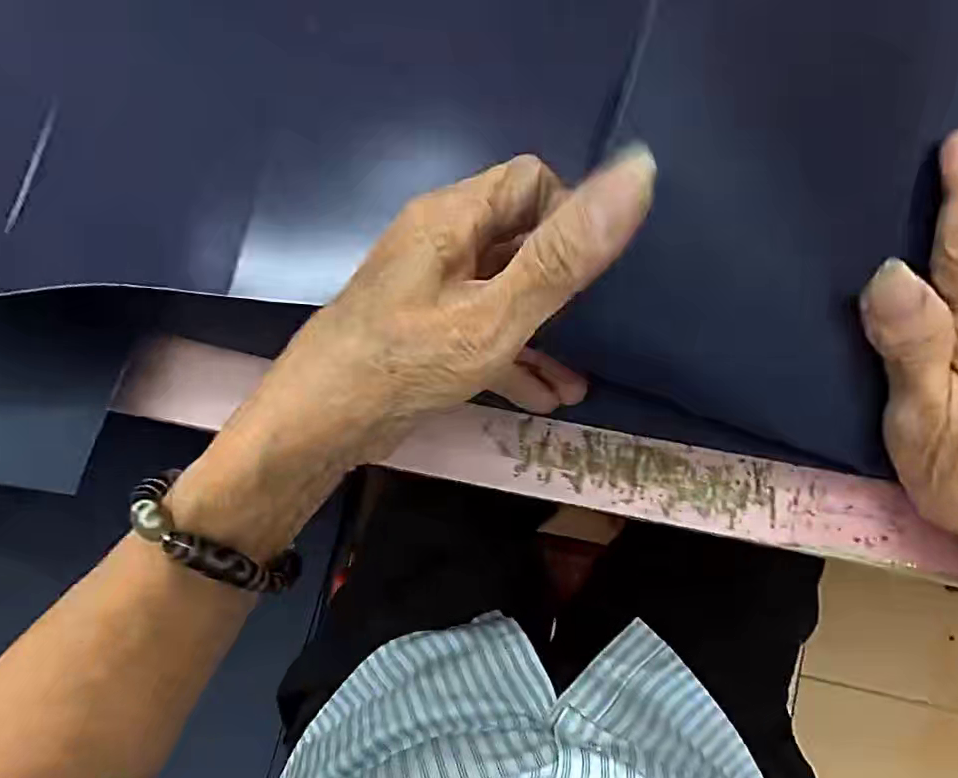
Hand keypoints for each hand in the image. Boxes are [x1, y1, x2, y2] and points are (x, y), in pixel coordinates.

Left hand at [242, 147, 655, 465]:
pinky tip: (546, 400)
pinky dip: (510, 363)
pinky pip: (478, 338)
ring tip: (580, 382)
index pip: (529, 183)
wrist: (321, 423)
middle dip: (561, 287)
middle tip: (596, 327)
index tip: (588, 269)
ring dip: (541, 337)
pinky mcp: (422, 341)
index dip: (567, 215)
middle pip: (517, 243)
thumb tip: (636, 174)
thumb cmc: (404, 363)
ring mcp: (428, 297)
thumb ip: (560, 257)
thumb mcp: (492, 316)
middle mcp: (439, 249)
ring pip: (500, 300)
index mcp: (452, 221)